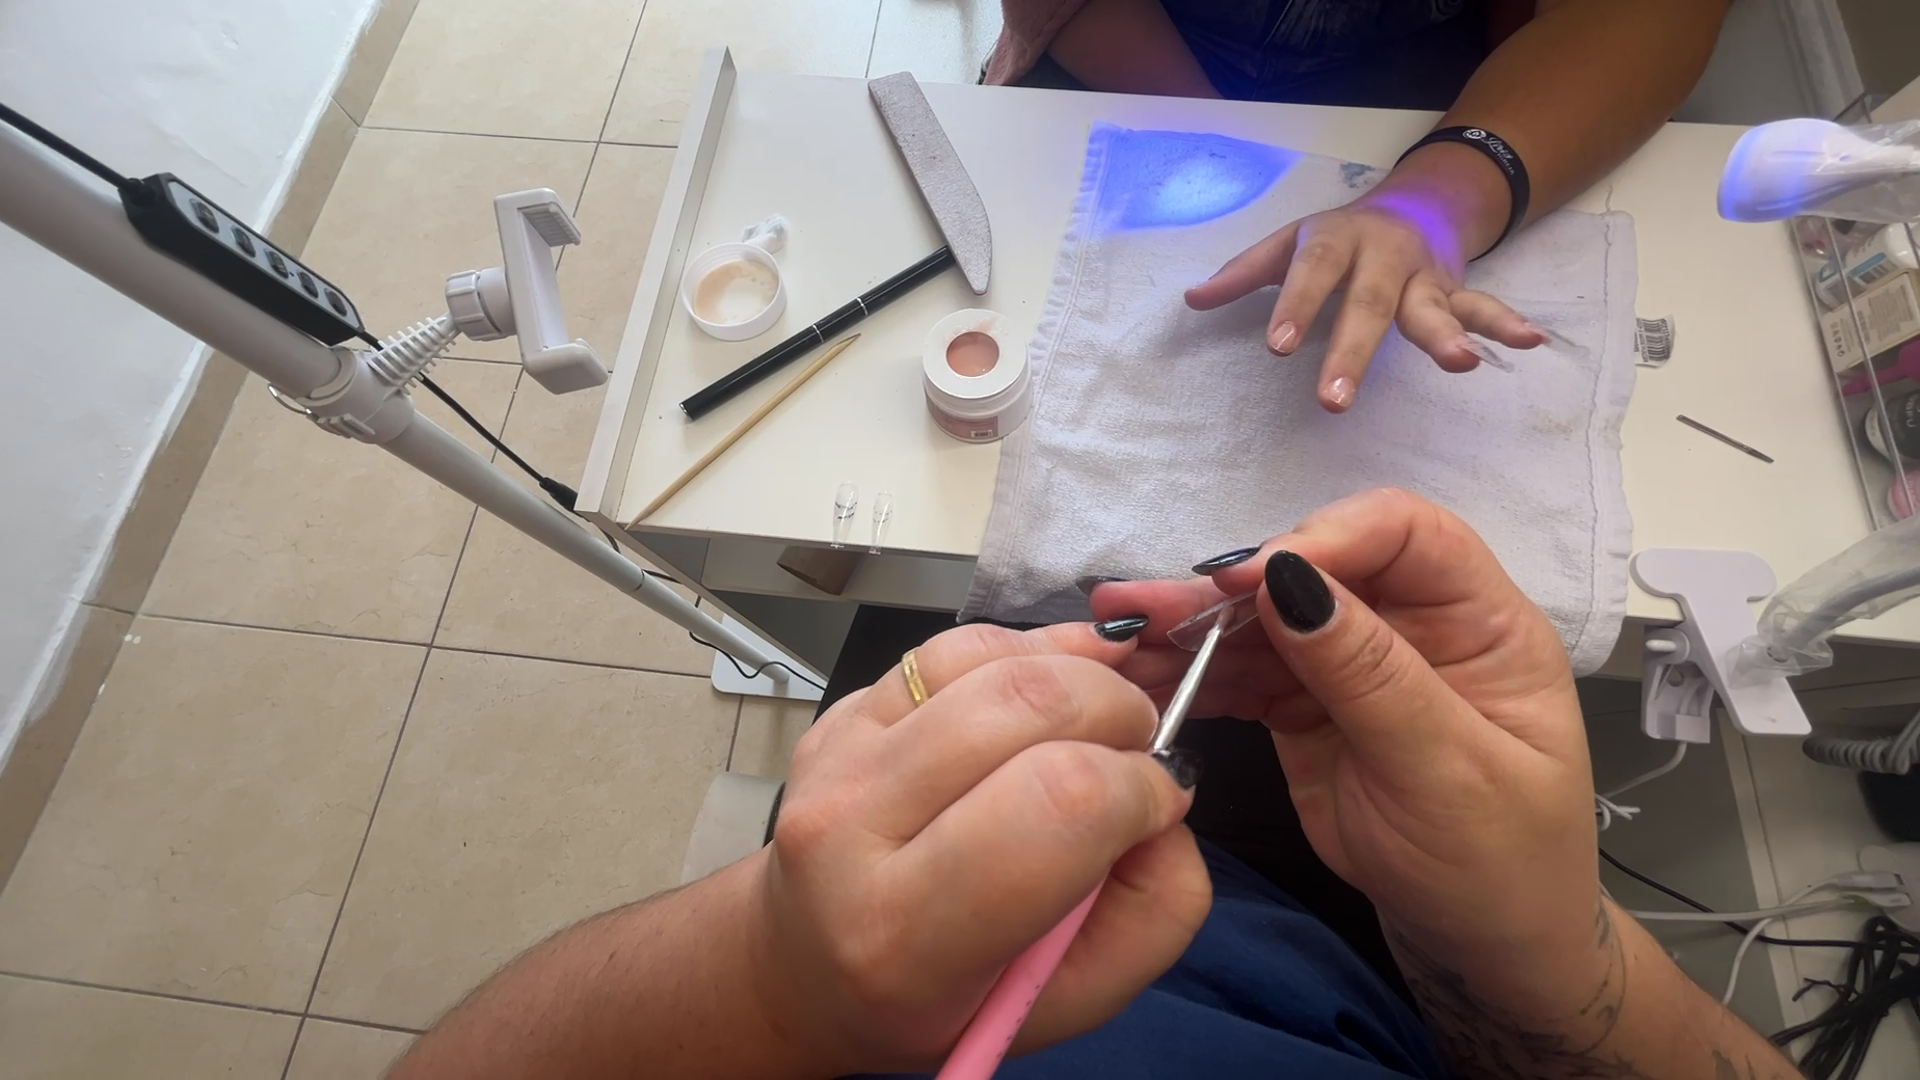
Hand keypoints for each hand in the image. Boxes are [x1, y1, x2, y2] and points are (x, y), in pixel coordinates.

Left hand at [747, 623, 1208, 1073]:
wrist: (806, 959)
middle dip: (1115, 708)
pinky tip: (1049, 677)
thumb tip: (1166, 802)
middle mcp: (852, 826)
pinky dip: (1022, 647)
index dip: (1136, 785)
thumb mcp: (1066, 1001)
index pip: (1054, 803)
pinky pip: (947, 647)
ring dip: (1072, 666)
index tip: (1160, 798)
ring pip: (983, 658)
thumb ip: (1152, 913)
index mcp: (906, 929)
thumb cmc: (937, 997)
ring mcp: (838, 751)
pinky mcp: (840, 709)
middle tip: (1138, 740)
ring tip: (1100, 706)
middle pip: (1019, 706)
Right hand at [1090, 489, 1601, 990]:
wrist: (1469, 939)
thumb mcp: (1446, 772)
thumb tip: (1287, 582)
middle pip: (1303, 572)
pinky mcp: (1294, 698)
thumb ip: (1368, 673)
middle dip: (1221, 588)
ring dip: (1185, 627)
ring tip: (1117, 631)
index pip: (1402, 534)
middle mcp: (1401, 623)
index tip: (1251, 579)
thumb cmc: (1496, 863)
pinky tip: (1139, 674)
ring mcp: (1340, 660)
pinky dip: (1187, 673)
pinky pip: (1234, 672)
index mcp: (1474, 621)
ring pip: (1254, 621)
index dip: (1327, 536)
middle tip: (1143, 605)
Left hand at [1185, 158, 1546, 412]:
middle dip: (1353, 351)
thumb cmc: (1333, 239)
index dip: (1295, 307)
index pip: (1309, 275)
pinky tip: (1528, 344)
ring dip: (1446, 335)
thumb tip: (1190, 298)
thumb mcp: (1285, 246)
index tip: (1277, 348)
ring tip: (1460, 363)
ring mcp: (1422, 274)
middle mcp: (1380, 256)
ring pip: (1432, 306)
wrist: (1413, 202)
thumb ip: (1241, 275)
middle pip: (1367, 304)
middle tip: (1334, 400)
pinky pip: (1481, 304)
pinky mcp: (1454, 287)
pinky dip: (1503, 322)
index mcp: (1332, 243)